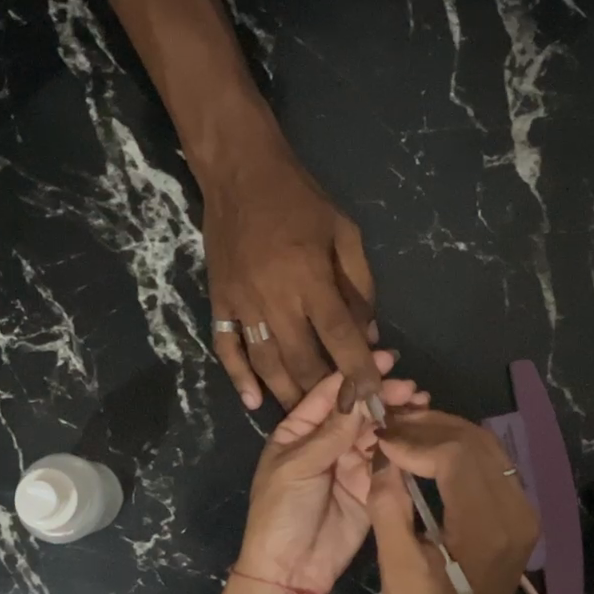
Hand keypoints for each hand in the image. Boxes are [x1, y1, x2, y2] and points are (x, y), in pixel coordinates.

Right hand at [204, 150, 377, 410]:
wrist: (238, 172)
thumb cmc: (299, 199)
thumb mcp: (344, 232)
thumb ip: (359, 286)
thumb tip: (369, 334)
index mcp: (310, 278)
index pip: (340, 338)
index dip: (358, 373)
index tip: (374, 403)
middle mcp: (275, 299)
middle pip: (302, 360)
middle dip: (325, 395)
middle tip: (343, 420)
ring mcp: (242, 304)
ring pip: (266, 363)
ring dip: (287, 395)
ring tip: (305, 420)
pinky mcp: (219, 302)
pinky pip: (226, 348)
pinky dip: (238, 378)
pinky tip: (253, 401)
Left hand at [236, 354, 427, 593]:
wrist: (290, 568)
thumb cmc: (280, 511)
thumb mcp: (298, 465)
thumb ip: (332, 432)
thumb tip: (359, 394)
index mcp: (298, 431)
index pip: (328, 394)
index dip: (354, 377)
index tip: (383, 360)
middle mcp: (325, 442)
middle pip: (357, 411)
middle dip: (382, 395)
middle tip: (410, 387)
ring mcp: (349, 464)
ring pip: (376, 432)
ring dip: (396, 417)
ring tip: (420, 402)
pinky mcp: (369, 487)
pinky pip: (387, 460)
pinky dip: (402, 446)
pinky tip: (418, 431)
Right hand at [367, 410, 539, 593]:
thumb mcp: (396, 568)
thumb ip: (389, 508)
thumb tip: (382, 458)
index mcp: (487, 528)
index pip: (456, 456)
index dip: (415, 440)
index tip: (379, 440)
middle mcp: (516, 512)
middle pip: (475, 442)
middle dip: (428, 426)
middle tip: (387, 423)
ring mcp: (523, 511)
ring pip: (486, 446)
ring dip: (443, 431)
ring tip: (403, 428)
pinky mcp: (519, 513)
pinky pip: (491, 462)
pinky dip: (458, 447)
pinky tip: (427, 447)